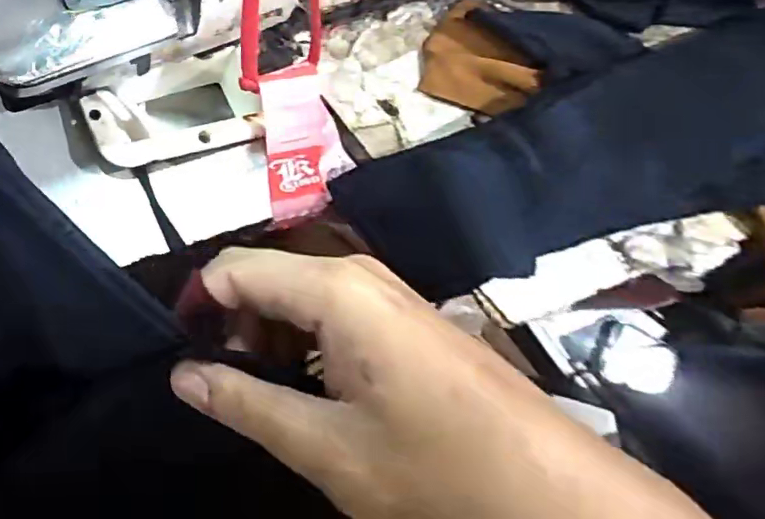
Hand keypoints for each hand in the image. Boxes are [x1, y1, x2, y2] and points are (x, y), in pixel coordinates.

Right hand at [170, 249, 709, 518]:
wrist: (582, 514)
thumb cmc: (445, 476)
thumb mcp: (331, 450)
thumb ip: (245, 404)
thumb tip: (181, 376)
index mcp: (332, 289)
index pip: (232, 269)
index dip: (198, 303)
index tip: (182, 348)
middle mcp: (355, 273)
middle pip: (263, 274)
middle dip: (233, 320)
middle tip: (227, 379)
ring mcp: (386, 293)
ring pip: (296, 290)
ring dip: (267, 332)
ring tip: (267, 389)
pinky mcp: (407, 318)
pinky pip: (332, 308)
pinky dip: (304, 338)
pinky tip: (314, 388)